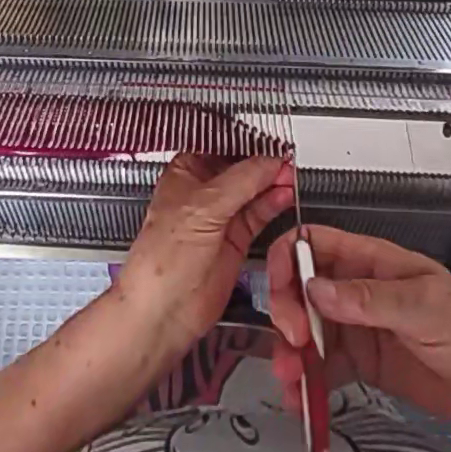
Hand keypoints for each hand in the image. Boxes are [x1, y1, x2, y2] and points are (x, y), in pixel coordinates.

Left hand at [114, 154, 293, 354]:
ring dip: (272, 181)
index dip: (244, 142)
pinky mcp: (236, 239)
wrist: (164, 311)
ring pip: (254, 190)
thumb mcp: (203, 208)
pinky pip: (259, 213)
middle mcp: (203, 193)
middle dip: (264, 162)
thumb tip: (269, 162)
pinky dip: (274, 203)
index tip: (268, 139)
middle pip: (241, 167)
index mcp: (185, 174)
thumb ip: (241, 181)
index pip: (220, 146)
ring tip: (289, 175)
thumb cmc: (161, 260)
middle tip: (285, 158)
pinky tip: (284, 195)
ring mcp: (221, 216)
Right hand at [267, 226, 450, 430]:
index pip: (315, 243)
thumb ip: (370, 298)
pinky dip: (307, 380)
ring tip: (292, 376)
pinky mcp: (360, 360)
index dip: (289, 258)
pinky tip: (303, 395)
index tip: (282, 288)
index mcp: (371, 260)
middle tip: (293, 339)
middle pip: (301, 287)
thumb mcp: (423, 305)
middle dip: (288, 311)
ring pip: (307, 329)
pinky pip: (322, 365)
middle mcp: (357, 288)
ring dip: (292, 351)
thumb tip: (319, 289)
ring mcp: (356, 325)